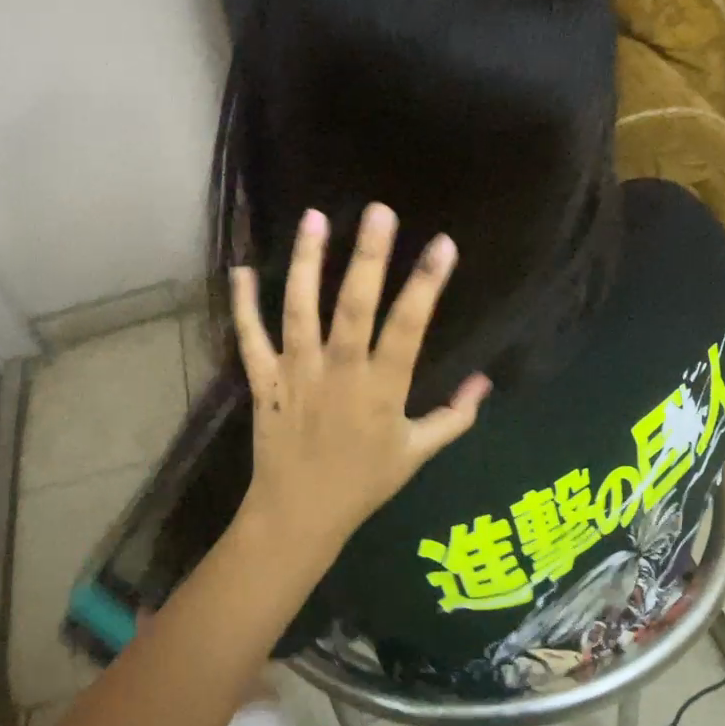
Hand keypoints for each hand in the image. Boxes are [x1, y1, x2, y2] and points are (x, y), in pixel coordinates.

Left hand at [230, 202, 491, 551]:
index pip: (409, 328)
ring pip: (299, 311)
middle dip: (367, 259)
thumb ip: (454, 417)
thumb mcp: (417, 453)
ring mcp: (296, 374)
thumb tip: (485, 382)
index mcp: (381, 390)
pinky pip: (250, 338)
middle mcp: (338, 374)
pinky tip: (239, 269)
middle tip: (378, 212)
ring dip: (305, 264)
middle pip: (353, 309)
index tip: (443, 243)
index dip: (427, 285)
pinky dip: (242, 305)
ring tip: (314, 218)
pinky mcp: (264, 381)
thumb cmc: (363, 483)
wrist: (299, 514)